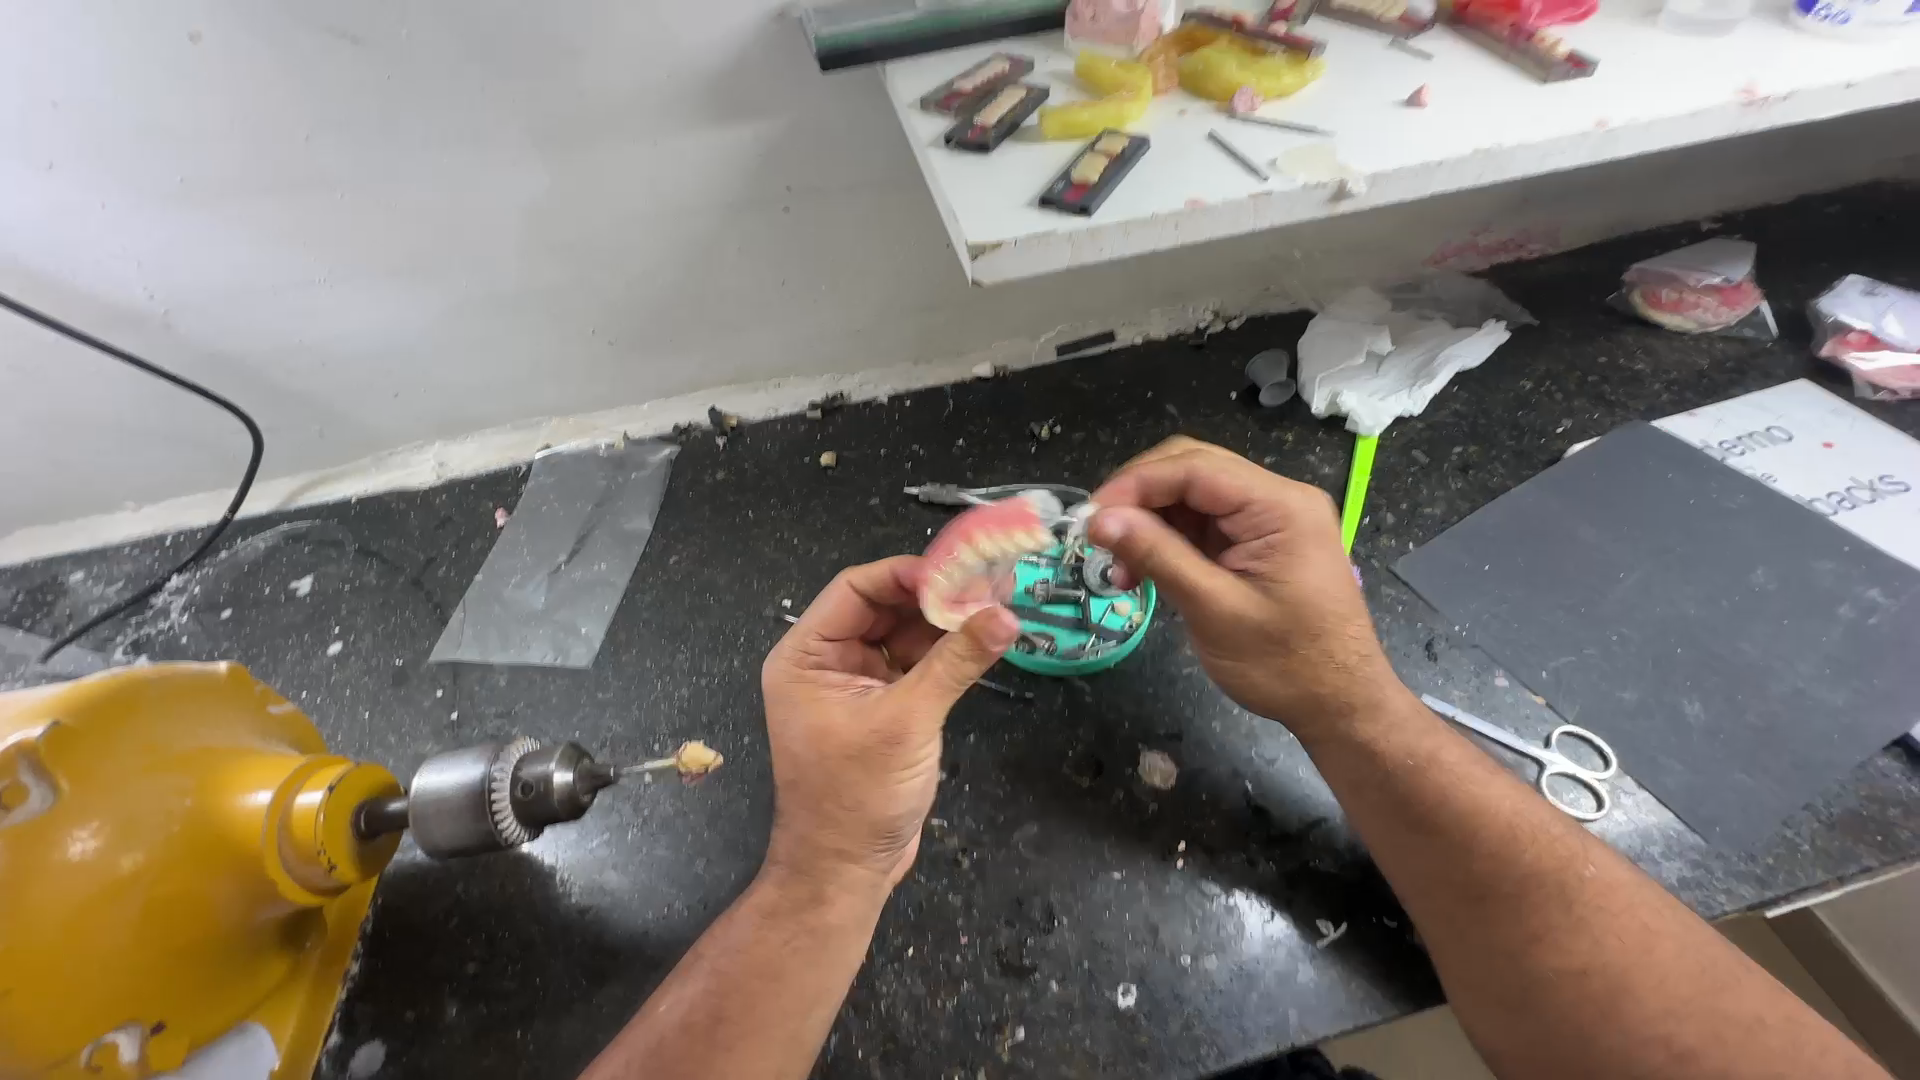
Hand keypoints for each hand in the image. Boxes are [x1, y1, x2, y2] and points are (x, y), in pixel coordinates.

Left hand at [760, 556, 1018, 887]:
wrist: (847, 871)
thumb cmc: (857, 795)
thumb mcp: (906, 722)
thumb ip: (955, 663)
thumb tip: (1006, 615)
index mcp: (807, 655)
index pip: (855, 589)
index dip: (906, 574)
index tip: (959, 570)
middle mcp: (827, 661)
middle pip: (884, 607)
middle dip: (934, 597)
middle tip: (989, 583)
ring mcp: (857, 683)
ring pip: (904, 634)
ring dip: (945, 623)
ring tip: (995, 604)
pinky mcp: (884, 706)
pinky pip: (916, 664)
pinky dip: (946, 653)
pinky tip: (982, 640)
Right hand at [1089, 437, 1401, 734]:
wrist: (1339, 705)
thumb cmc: (1284, 663)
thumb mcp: (1213, 608)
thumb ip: (1157, 555)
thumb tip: (1099, 519)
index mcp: (1279, 506)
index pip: (1193, 467)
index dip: (1135, 483)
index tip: (1091, 516)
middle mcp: (1277, 499)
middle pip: (1191, 470)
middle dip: (1138, 499)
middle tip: (1099, 537)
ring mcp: (1268, 520)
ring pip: (1190, 497)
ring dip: (1148, 524)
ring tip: (1119, 569)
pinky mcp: (1256, 543)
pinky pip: (1201, 525)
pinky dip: (1166, 543)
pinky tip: (1142, 573)